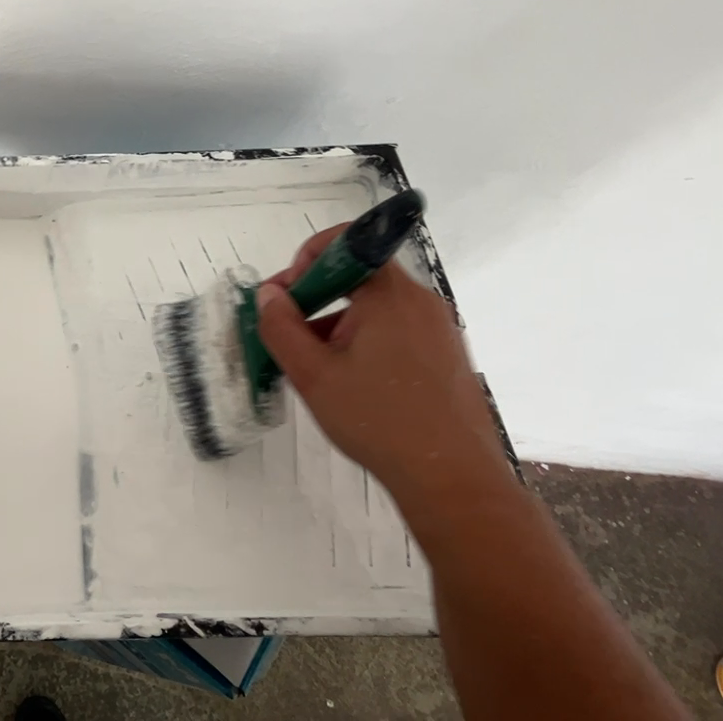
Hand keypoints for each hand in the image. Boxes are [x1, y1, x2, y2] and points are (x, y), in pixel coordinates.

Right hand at [254, 226, 511, 510]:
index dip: (309, 257)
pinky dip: (364, 340)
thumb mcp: (312, 374)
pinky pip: (396, 330)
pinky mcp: (446, 357)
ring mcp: (439, 330)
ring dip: (337, 322)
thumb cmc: (378, 420)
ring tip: (314, 366)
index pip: (350, 241)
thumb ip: (281, 326)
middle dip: (316, 294)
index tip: (289, 293)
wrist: (452, 480)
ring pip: (375, 307)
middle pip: (359, 276)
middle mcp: (420, 302)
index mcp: (390, 296)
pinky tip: (349, 382)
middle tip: (288, 330)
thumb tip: (269, 293)